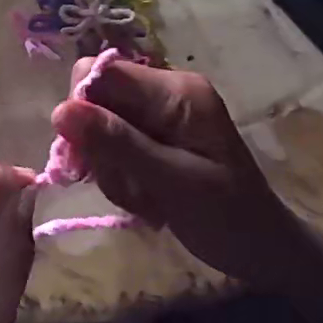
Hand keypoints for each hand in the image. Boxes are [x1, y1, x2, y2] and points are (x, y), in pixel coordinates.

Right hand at [51, 59, 322, 287]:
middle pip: (95, 98)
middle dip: (96, 145)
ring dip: (108, 168)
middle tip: (121, 182)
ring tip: (144, 199)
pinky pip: (110, 146)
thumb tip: (59, 110)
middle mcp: (164, 92)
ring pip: (97, 127)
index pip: (103, 72)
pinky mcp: (151, 137)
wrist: (263, 250)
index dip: (81, 107)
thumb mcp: (173, 183)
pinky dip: (116, 175)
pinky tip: (144, 199)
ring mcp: (157, 115)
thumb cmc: (228, 218)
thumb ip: (118, 144)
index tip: (82, 155)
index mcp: (176, 91)